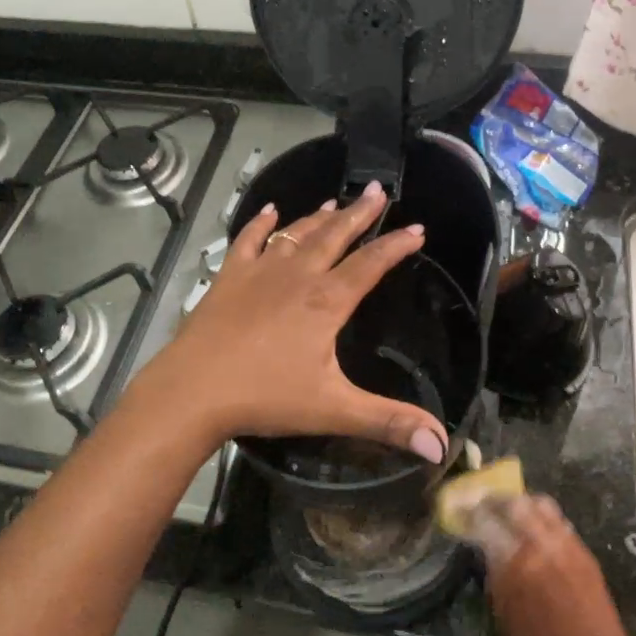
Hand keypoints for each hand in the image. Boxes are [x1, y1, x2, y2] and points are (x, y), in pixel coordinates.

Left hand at [130, 180, 447, 461]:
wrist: (193, 389)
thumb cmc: (265, 396)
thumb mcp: (334, 410)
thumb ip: (388, 422)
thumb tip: (442, 445)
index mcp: (326, 301)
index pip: (370, 264)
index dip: (395, 246)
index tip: (417, 230)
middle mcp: (297, 276)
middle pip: (335, 236)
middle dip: (359, 214)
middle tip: (376, 191)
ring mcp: (259, 272)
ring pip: (296, 234)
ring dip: (318, 217)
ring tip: (336, 202)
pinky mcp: (229, 278)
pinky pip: (248, 241)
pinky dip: (260, 223)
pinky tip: (269, 210)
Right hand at [473, 496, 635, 635]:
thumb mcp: (506, 616)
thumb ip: (495, 575)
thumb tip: (487, 550)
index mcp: (518, 562)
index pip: (486, 521)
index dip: (469, 513)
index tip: (460, 512)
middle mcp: (543, 544)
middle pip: (515, 502)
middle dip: (496, 501)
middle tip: (484, 507)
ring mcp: (567, 544)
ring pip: (541, 504)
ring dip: (522, 505)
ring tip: (510, 515)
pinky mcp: (584, 551)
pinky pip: (559, 521)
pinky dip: (542, 519)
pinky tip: (536, 534)